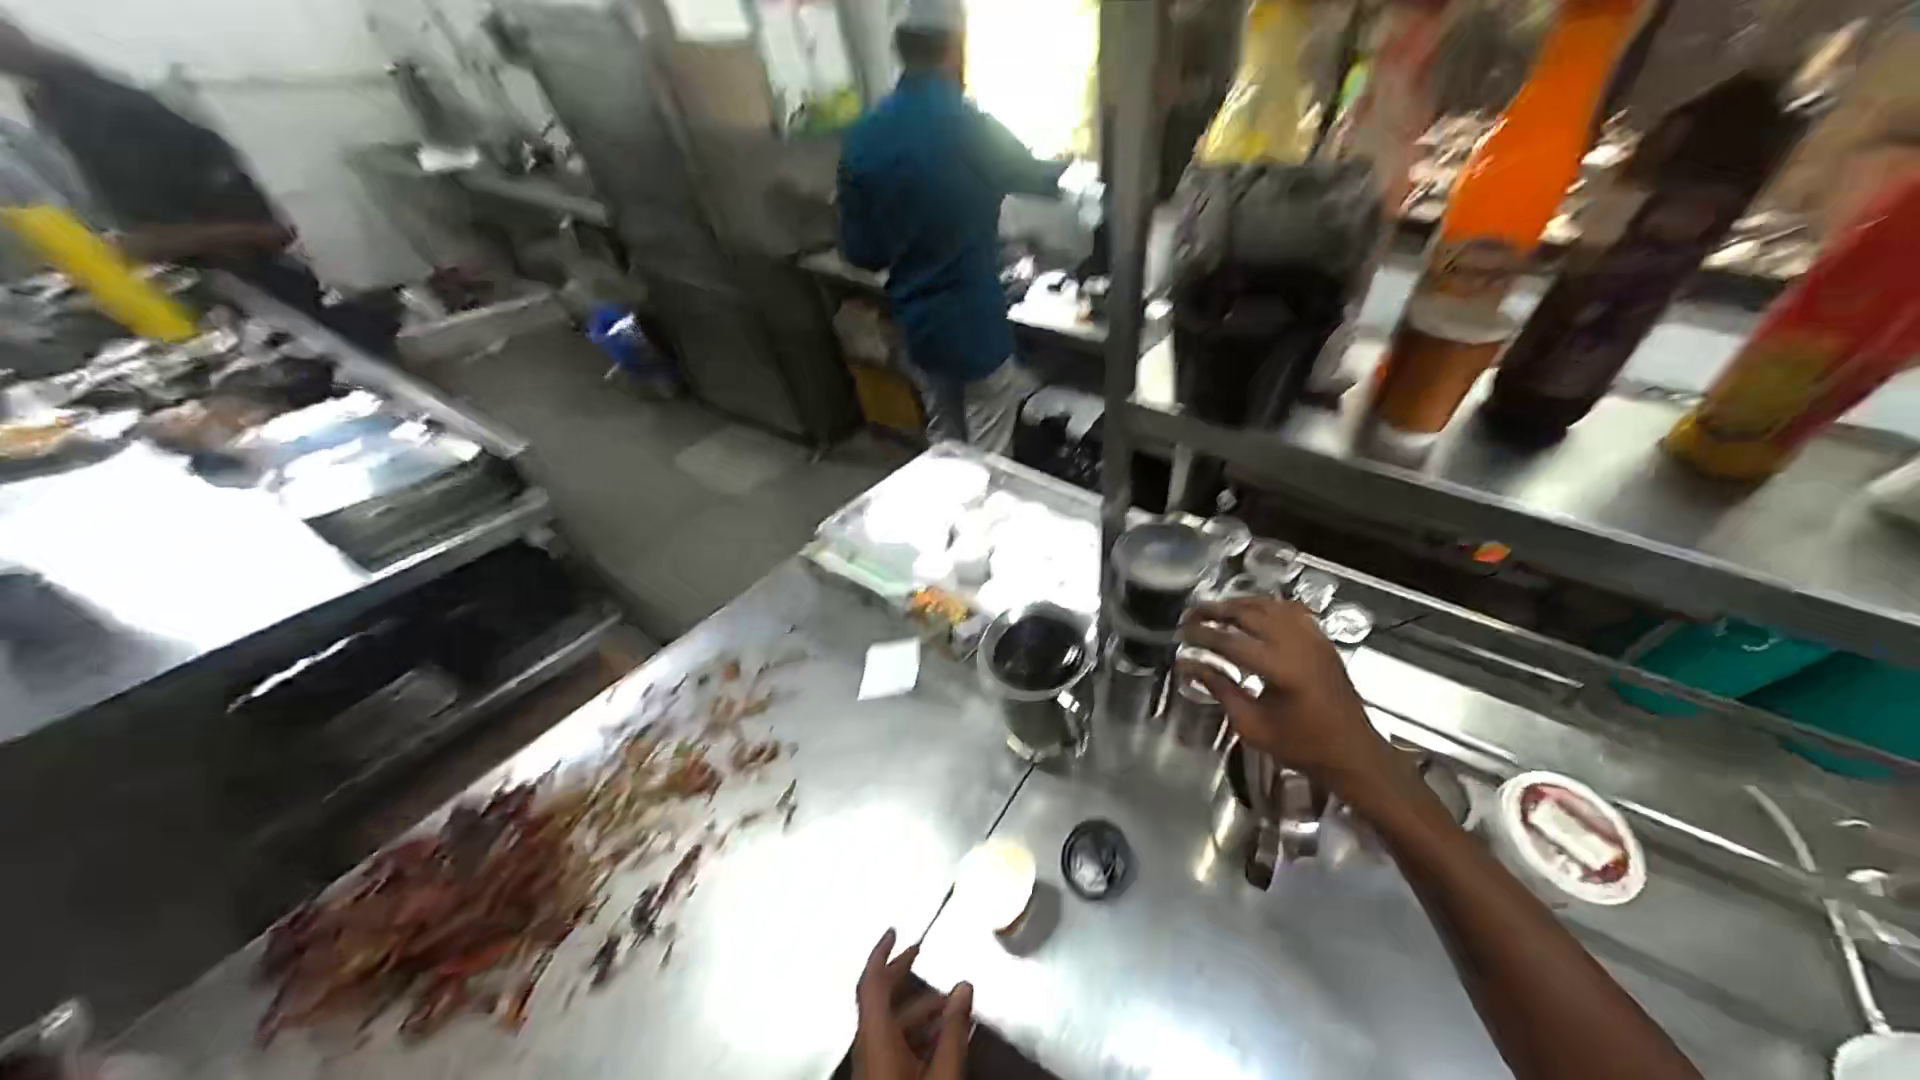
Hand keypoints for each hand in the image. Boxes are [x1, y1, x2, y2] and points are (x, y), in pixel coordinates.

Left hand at [853, 929, 972, 1079]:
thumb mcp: (943, 1071)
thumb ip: (954, 1029)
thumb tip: (964, 990)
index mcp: (875, 1035)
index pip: (872, 981)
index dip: (881, 952)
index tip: (892, 932)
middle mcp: (866, 1046)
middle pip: (881, 997)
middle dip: (903, 973)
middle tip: (918, 953)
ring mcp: (869, 1064)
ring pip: (890, 1022)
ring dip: (919, 1010)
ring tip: (947, 1006)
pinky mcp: (876, 1077)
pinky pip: (891, 1043)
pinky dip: (915, 1032)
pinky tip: (938, 1037)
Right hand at [1179, 597, 1409, 804]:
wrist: (1354, 754)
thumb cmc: (1302, 746)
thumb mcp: (1252, 725)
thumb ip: (1219, 689)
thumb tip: (1188, 666)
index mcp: (1281, 668)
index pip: (1230, 641)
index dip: (1201, 636)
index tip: (1180, 636)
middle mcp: (1298, 645)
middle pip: (1249, 613)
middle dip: (1215, 611)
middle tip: (1191, 616)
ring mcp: (1313, 639)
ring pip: (1269, 605)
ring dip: (1238, 604)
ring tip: (1215, 611)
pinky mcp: (1322, 640)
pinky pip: (1290, 610)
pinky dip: (1266, 606)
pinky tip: (1251, 613)